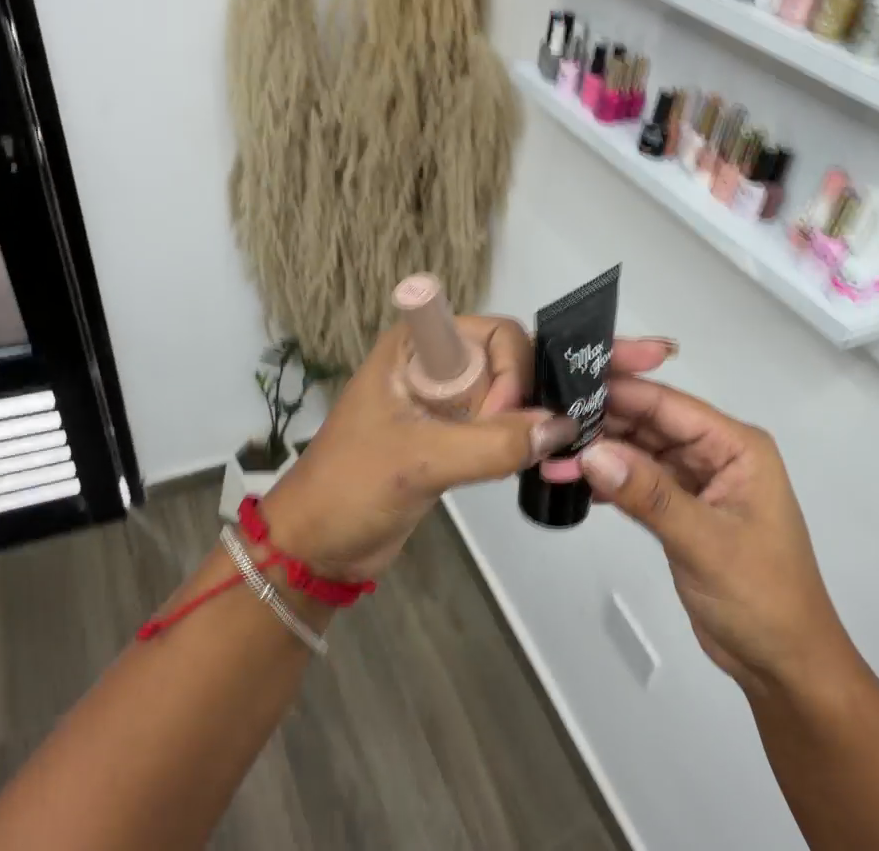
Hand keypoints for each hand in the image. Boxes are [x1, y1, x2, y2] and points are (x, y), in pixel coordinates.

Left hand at [260, 321, 674, 581]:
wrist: (317, 545)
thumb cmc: (353, 487)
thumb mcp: (421, 461)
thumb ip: (493, 444)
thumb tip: (562, 428)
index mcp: (416, 347)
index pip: (494, 333)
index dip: (510, 368)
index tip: (497, 416)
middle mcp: (435, 365)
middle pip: (510, 361)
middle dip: (524, 398)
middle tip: (518, 446)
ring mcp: (444, 402)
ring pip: (509, 395)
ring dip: (524, 423)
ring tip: (524, 459)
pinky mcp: (452, 437)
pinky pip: (500, 426)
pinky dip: (516, 443)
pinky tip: (518, 466)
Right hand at [577, 379, 851, 693]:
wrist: (783, 661)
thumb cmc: (761, 595)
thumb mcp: (705, 541)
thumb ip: (648, 495)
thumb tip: (591, 453)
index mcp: (736, 447)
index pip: (669, 406)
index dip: (619, 393)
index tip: (565, 389)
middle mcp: (716, 455)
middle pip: (651, 425)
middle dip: (602, 425)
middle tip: (547, 426)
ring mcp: (698, 483)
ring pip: (641, 453)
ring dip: (601, 455)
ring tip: (551, 457)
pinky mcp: (681, 512)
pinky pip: (640, 483)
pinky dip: (611, 483)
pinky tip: (574, 484)